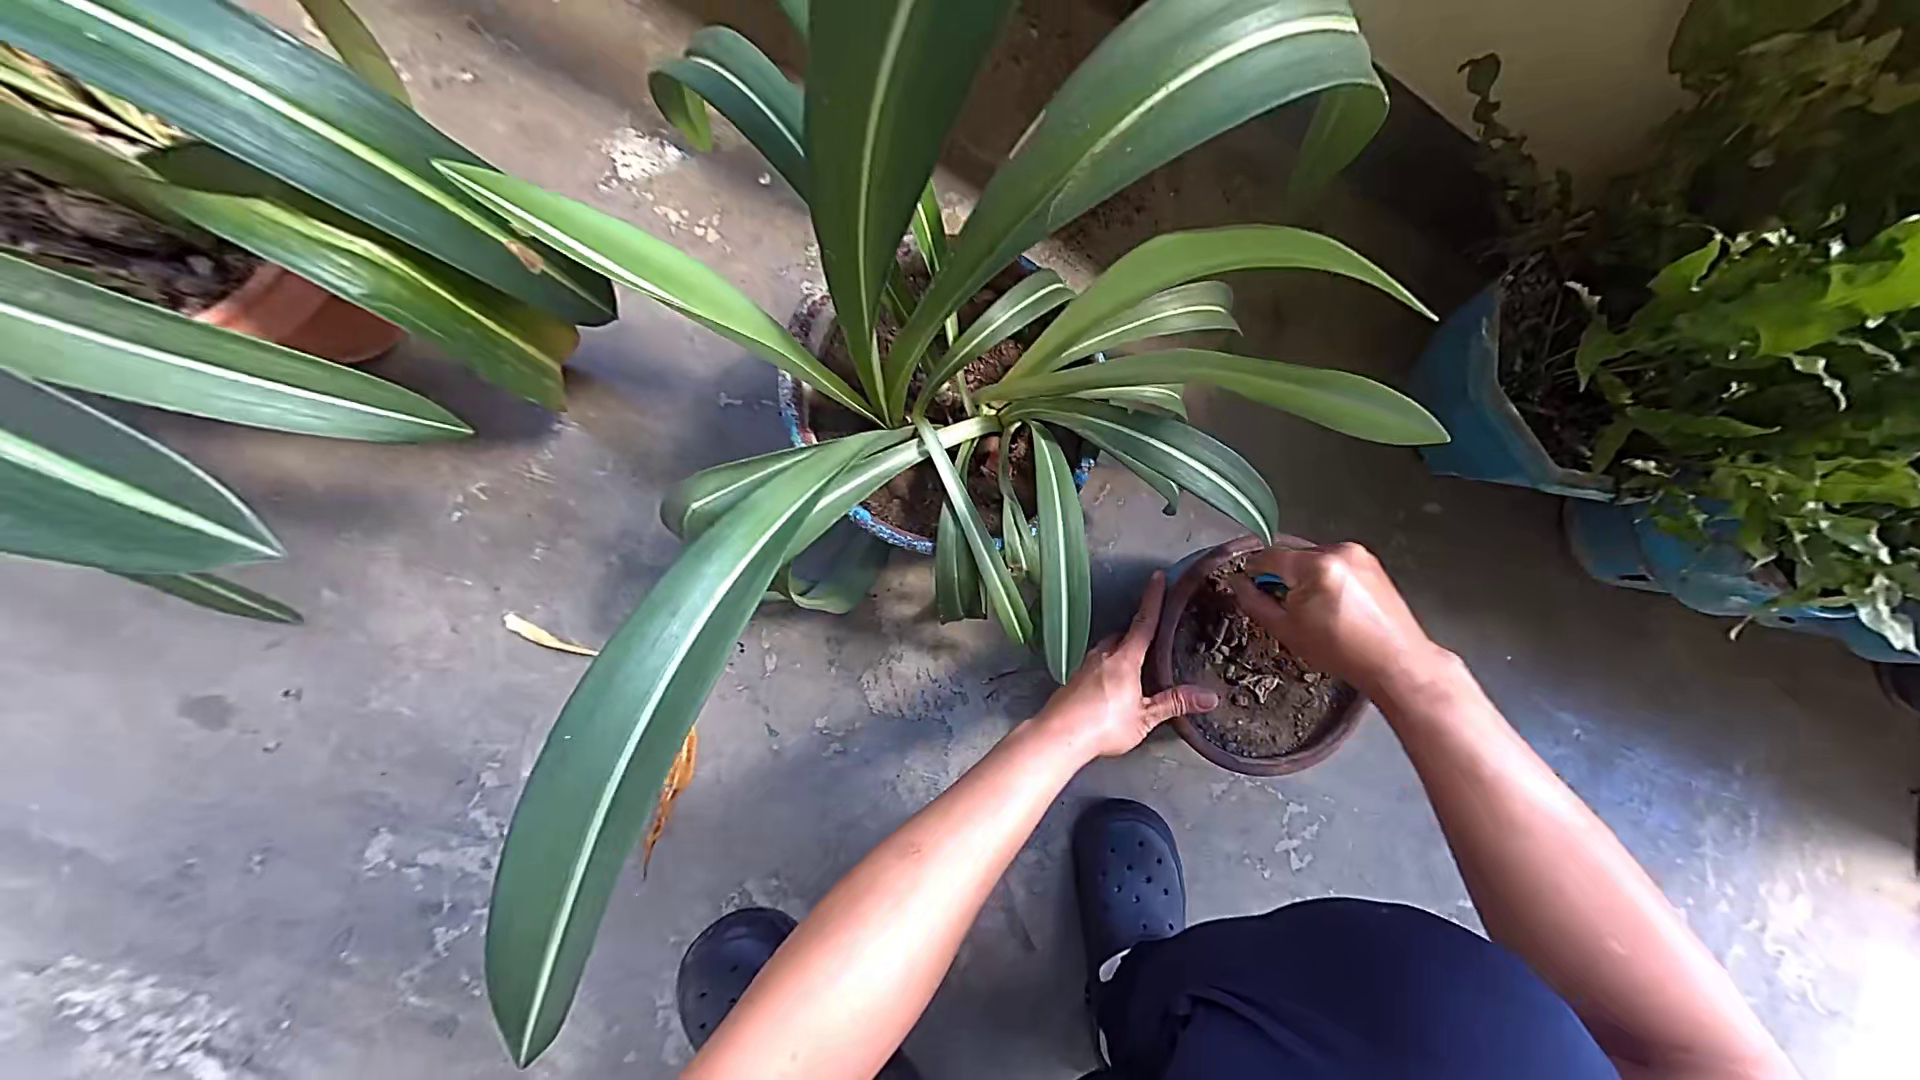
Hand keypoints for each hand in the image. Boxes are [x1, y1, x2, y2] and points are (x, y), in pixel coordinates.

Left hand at [1032, 571, 1218, 759]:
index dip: (1153, 598)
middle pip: (1124, 634)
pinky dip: (1108, 665)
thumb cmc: (1102, 725)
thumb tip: (1208, 697)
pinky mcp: (1075, 679)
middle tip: (1153, 633)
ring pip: (1108, 648)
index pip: (1144, 621)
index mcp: (1125, 658)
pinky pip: (1096, 663)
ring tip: (1136, 662)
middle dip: (1138, 631)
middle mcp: (1103, 655)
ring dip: (1122, 649)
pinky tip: (1112, 682)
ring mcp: (1086, 665)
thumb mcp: (1145, 716)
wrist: (1059, 734)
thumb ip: (1175, 703)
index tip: (1158, 578)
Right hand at [1226, 542, 1453, 699]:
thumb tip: (1238, 584)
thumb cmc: (1347, 652)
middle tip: (1284, 604)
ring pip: (1310, 557)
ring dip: (1302, 576)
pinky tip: (1330, 604)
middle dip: (1280, 575)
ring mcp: (1357, 555)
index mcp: (1316, 566)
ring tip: (1312, 608)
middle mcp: (1339, 552)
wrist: (1396, 661)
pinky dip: (1323, 577)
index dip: (1253, 572)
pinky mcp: (1369, 562)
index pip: (1266, 555)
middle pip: (1289, 554)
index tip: (1251, 585)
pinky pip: (1331, 562)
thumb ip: (1253, 601)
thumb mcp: (1284, 629)